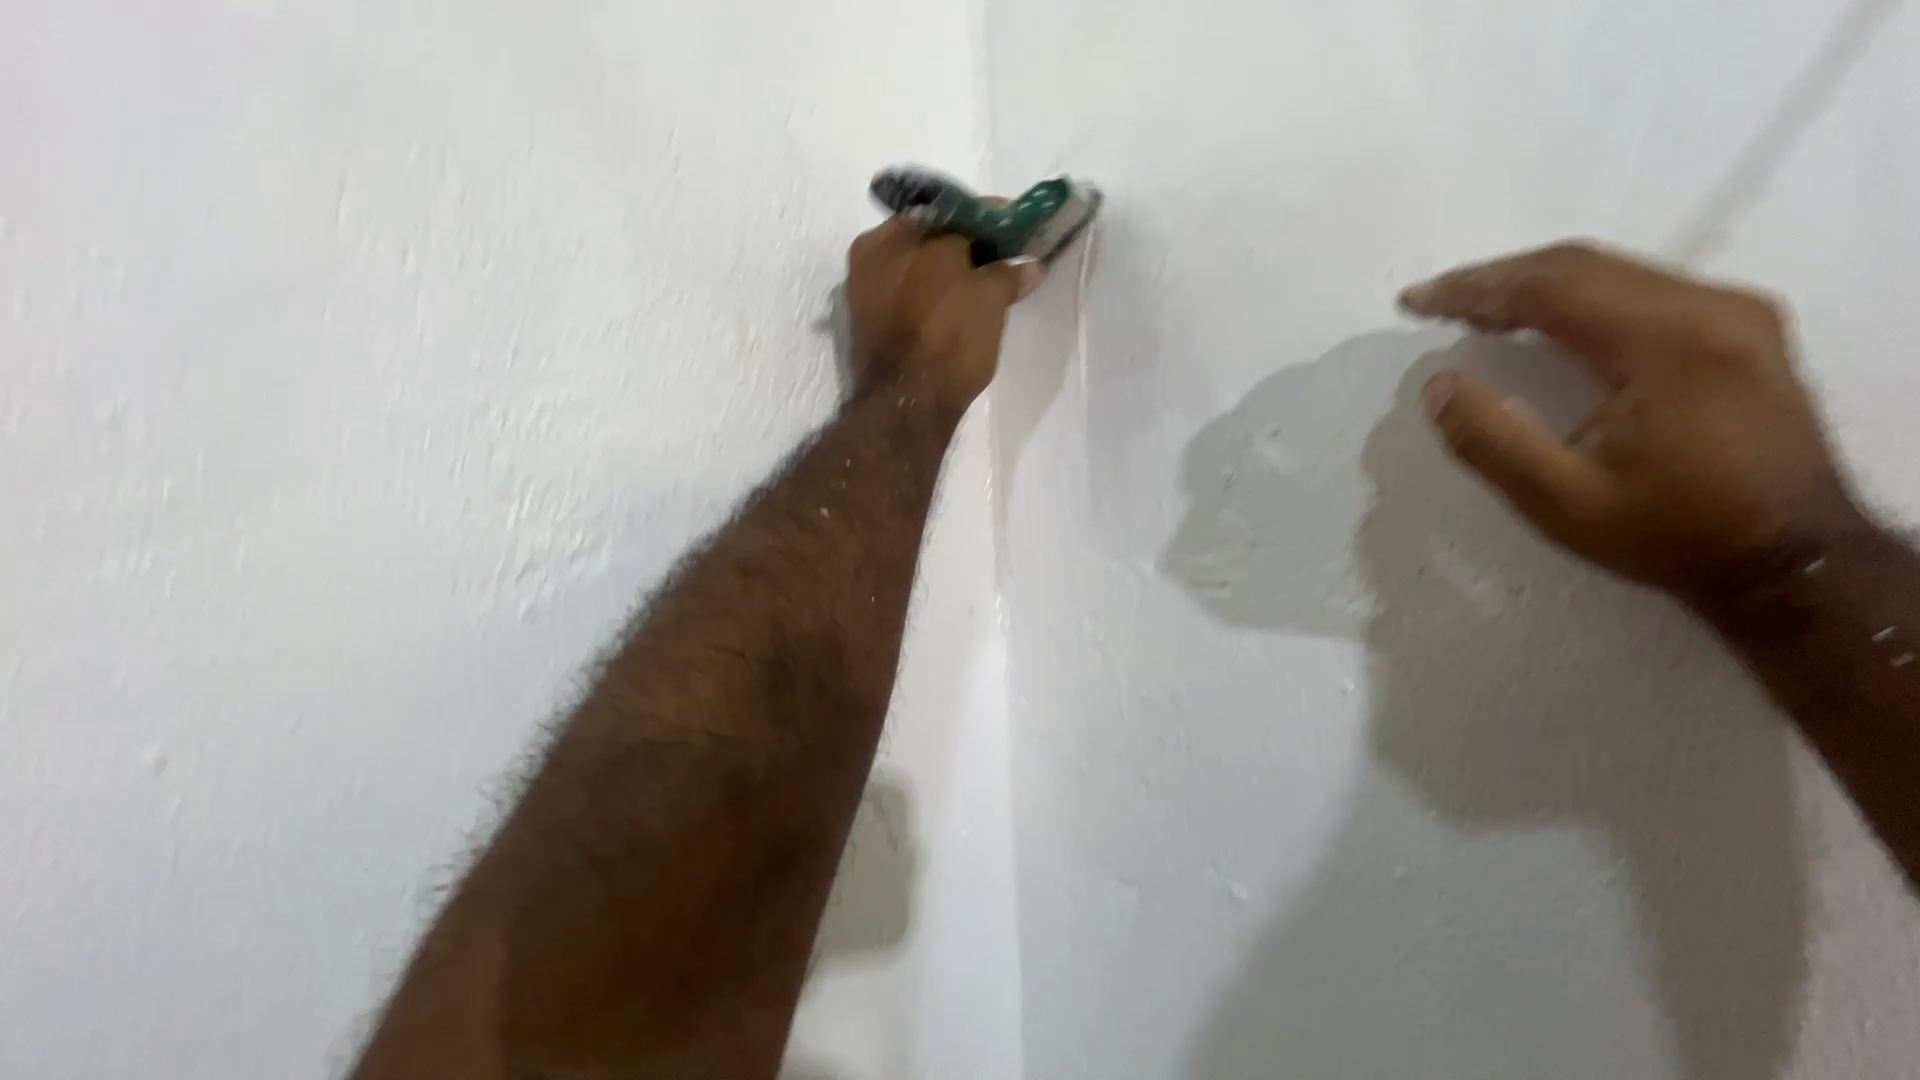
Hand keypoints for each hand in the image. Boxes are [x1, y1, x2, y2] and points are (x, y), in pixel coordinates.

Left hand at [845, 215, 1043, 413]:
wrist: (907, 403)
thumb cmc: (950, 340)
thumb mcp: (990, 302)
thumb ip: (1008, 275)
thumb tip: (1028, 265)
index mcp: (903, 231)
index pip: (958, 212)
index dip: (993, 222)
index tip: (1017, 235)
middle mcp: (874, 249)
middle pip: (932, 236)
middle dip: (966, 247)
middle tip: (998, 263)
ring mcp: (861, 285)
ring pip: (914, 266)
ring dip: (944, 273)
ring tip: (976, 289)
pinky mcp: (862, 319)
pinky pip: (901, 293)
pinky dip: (925, 296)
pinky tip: (948, 310)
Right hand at [1400, 241, 1861, 605]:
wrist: (1793, 560)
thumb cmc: (1671, 533)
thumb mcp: (1559, 502)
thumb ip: (1491, 440)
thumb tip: (1438, 385)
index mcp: (1667, 344)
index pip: (1552, 287)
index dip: (1474, 288)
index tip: (1414, 300)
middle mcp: (1710, 308)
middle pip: (1582, 265)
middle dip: (1498, 278)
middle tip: (1434, 301)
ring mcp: (1735, 313)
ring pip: (1612, 271)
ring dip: (1535, 285)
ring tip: (1473, 310)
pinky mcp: (1741, 329)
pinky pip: (1640, 288)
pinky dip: (1576, 296)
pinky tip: (1542, 320)